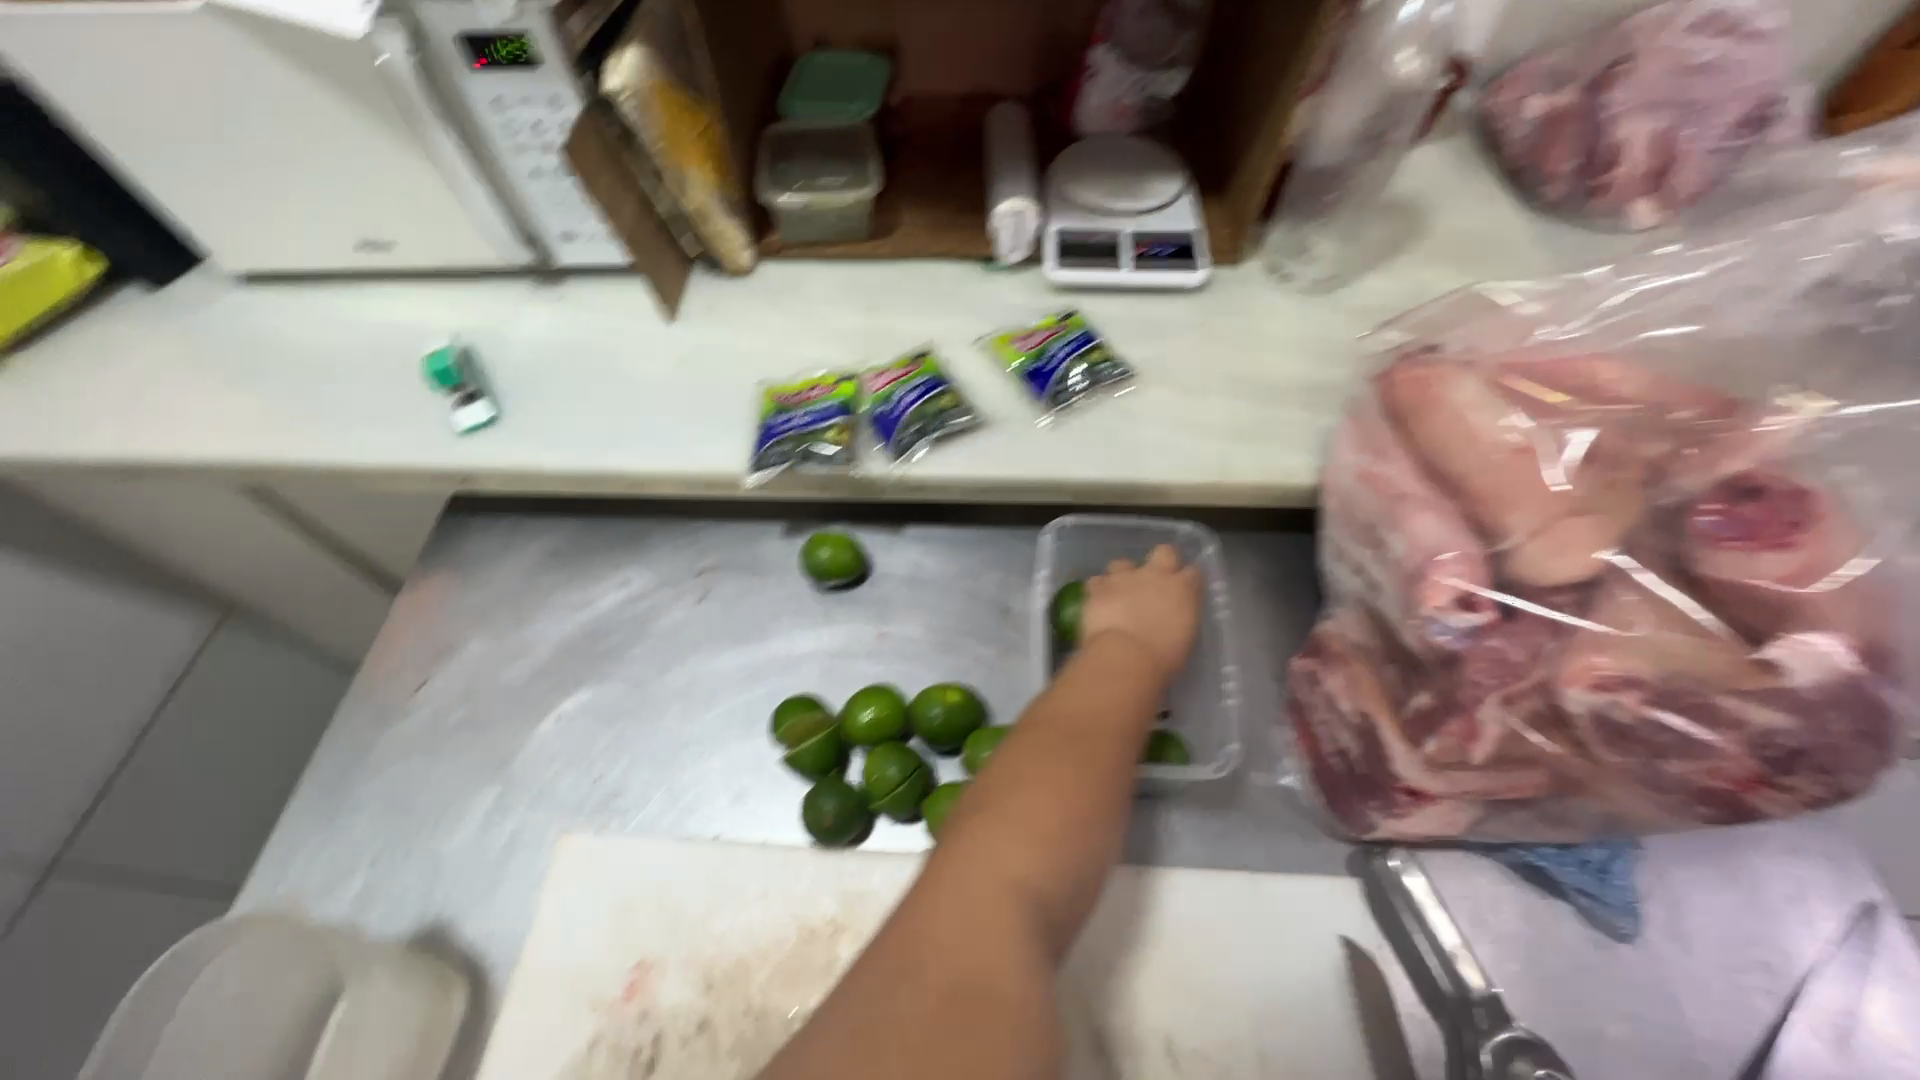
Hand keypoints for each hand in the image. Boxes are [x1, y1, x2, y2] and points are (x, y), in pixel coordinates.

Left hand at [1080, 544, 1201, 680]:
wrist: (1125, 655)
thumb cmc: (1163, 657)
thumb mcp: (1184, 638)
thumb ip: (1180, 619)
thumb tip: (1174, 618)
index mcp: (1183, 589)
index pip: (1194, 573)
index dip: (1188, 580)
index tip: (1185, 591)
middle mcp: (1155, 575)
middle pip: (1164, 551)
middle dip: (1161, 561)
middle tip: (1155, 581)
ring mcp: (1124, 578)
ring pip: (1123, 563)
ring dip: (1123, 575)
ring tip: (1119, 593)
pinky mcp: (1098, 587)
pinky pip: (1096, 581)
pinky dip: (1098, 590)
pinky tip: (1098, 602)